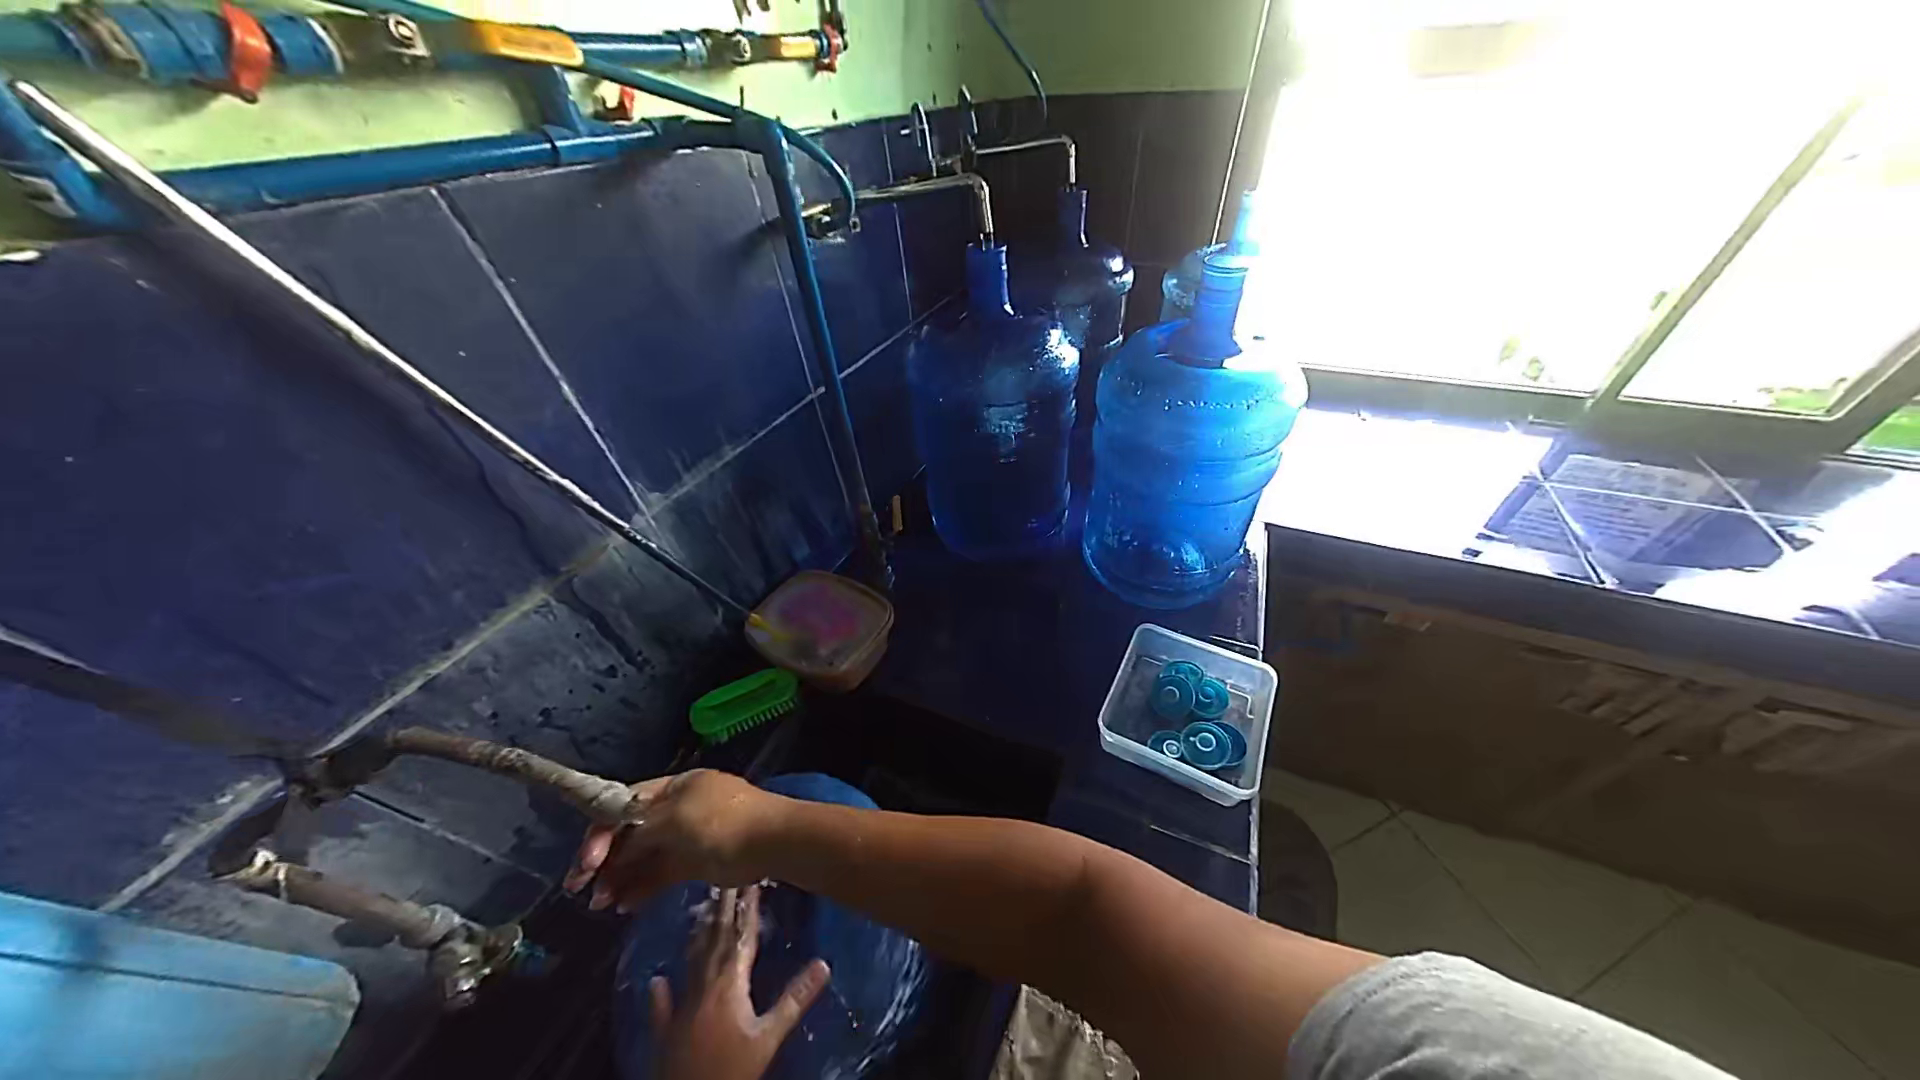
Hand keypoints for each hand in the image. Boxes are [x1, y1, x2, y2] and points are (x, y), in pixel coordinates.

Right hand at [564, 769, 784, 912]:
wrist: (770, 842)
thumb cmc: (721, 821)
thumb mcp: (674, 819)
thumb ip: (639, 831)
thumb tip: (615, 848)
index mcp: (676, 787)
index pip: (626, 803)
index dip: (602, 829)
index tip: (587, 860)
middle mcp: (678, 808)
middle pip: (632, 831)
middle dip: (605, 858)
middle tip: (580, 887)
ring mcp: (687, 836)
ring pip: (644, 856)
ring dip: (619, 877)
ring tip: (601, 904)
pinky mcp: (695, 862)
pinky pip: (660, 874)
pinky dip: (641, 888)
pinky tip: (625, 905)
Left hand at [650, 885, 831, 1079]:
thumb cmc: (731, 1070)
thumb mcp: (768, 1037)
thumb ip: (794, 999)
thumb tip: (824, 963)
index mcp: (729, 984)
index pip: (741, 937)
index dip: (748, 909)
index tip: (752, 880)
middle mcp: (703, 987)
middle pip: (715, 941)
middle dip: (722, 911)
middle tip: (725, 881)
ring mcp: (681, 1008)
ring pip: (692, 962)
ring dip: (699, 936)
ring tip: (703, 912)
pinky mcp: (665, 1032)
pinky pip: (662, 1005)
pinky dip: (660, 991)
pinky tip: (656, 979)